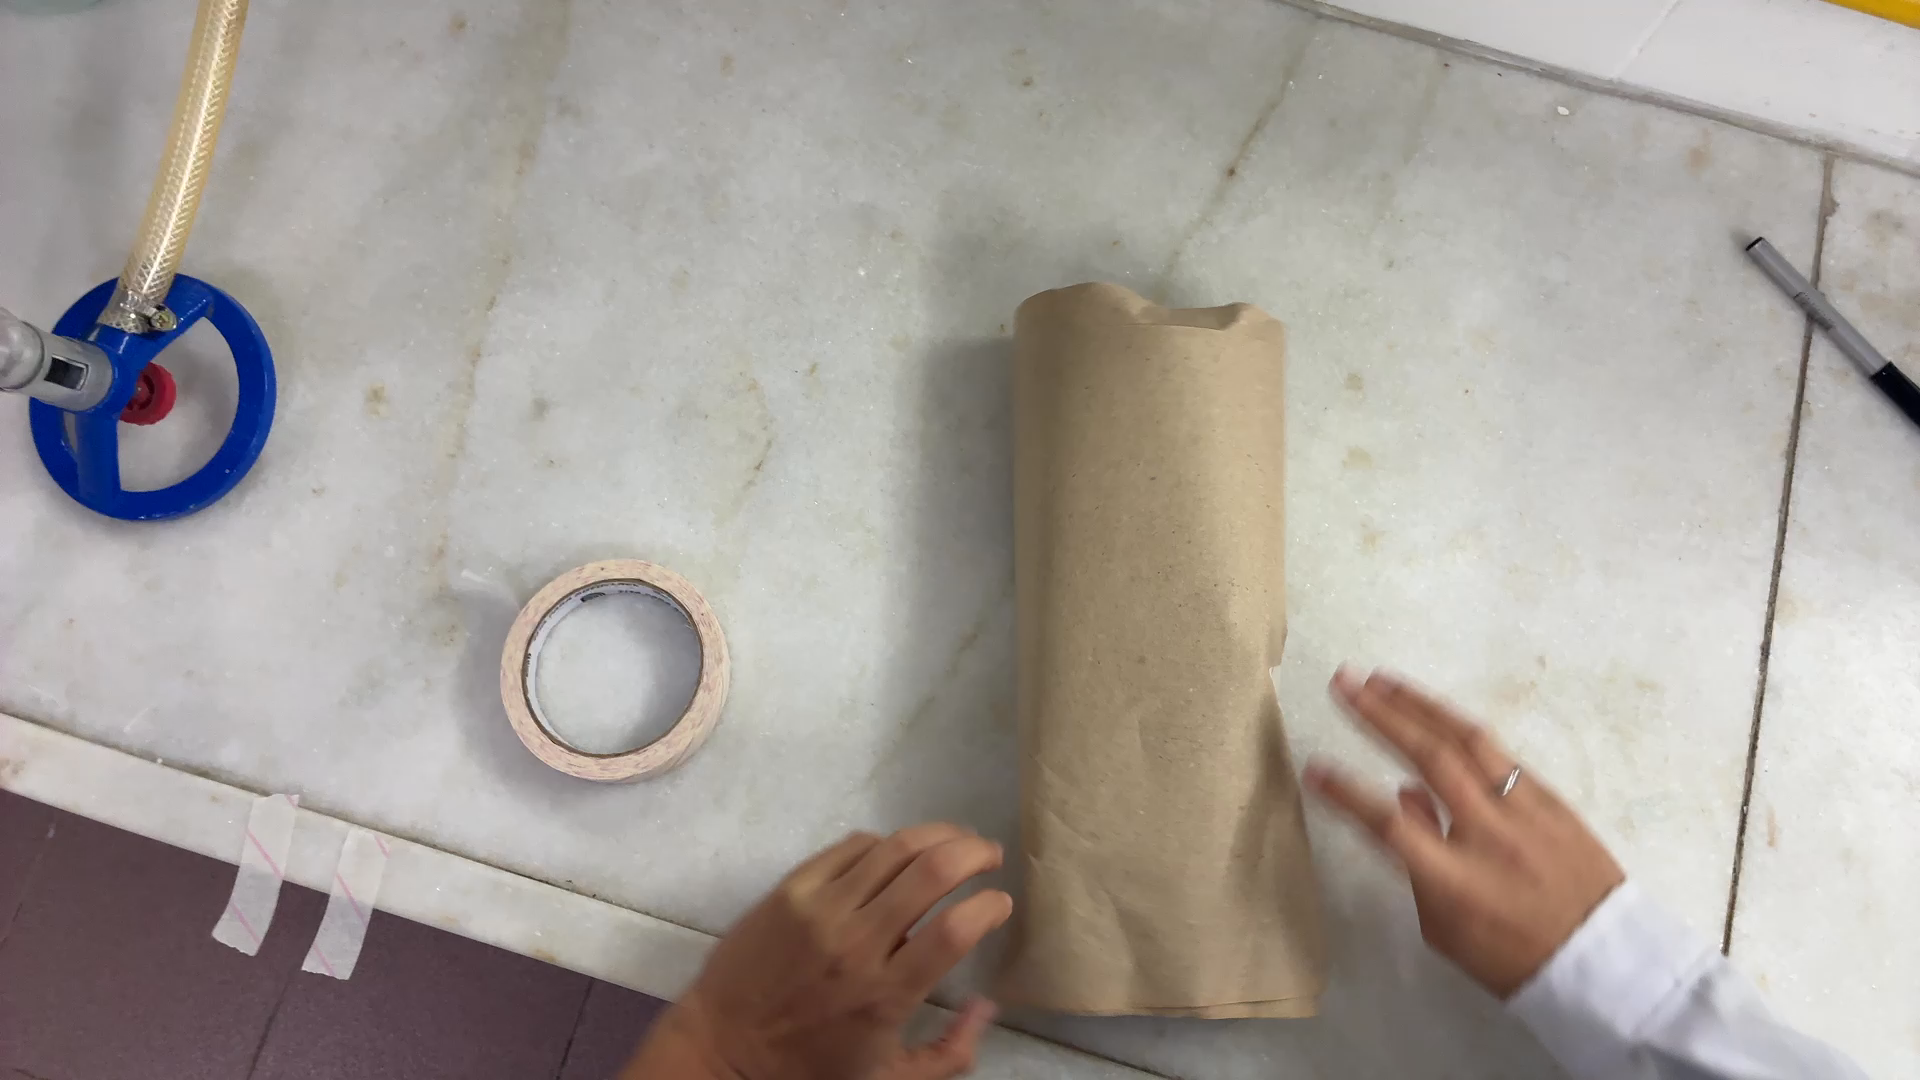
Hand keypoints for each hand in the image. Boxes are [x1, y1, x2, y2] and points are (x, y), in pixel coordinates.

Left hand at [623, 824, 1013, 1079]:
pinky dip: (887, 842)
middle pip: (932, 871)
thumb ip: (950, 1054)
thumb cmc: (809, 1070)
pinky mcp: (793, 886)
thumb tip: (990, 1004)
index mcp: (886, 994)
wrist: (721, 1050)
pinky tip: (899, 850)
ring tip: (957, 838)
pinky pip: (853, 845)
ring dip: (938, 834)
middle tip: (990, 854)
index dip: (990, 905)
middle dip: (975, 852)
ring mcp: (822, 907)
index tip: (1000, 901)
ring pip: (895, 846)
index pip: (956, 929)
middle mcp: (858, 941)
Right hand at [1303, 666, 1623, 998]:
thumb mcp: (1447, 930)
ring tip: (1380, 679)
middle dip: (1379, 716)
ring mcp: (1529, 815)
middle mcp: (1493, 838)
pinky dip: (1459, 728)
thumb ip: (1417, 863)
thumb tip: (1406, 793)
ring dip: (1418, 705)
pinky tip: (1432, 712)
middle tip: (1343, 682)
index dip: (1346, 792)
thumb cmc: (1514, 960)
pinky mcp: (1555, 804)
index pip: (1389, 824)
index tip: (1312, 766)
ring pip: (1469, 742)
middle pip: (1430, 760)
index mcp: (1458, 881)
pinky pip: (1500, 755)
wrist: (1620, 974)